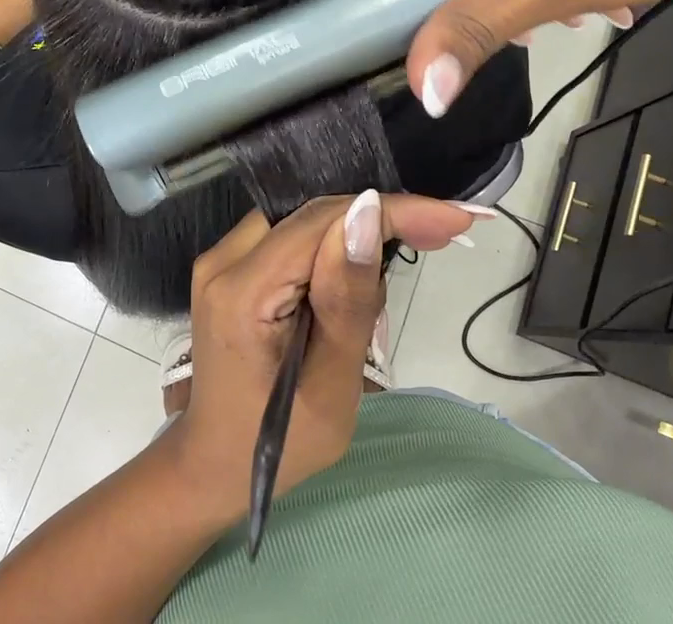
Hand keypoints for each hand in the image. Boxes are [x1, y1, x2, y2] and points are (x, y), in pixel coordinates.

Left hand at [165, 191, 475, 517]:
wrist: (215, 461)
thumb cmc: (280, 441)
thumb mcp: (330, 383)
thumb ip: (348, 299)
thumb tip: (367, 215)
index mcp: (240, 292)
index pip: (320, 223)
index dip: (389, 210)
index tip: (456, 220)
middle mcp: (220, 262)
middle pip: (307, 215)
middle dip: (378, 217)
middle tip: (446, 233)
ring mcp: (217, 263)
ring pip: (298, 221)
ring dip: (355, 232)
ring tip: (415, 244)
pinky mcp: (225, 272)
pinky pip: (284, 239)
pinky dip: (328, 247)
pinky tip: (363, 266)